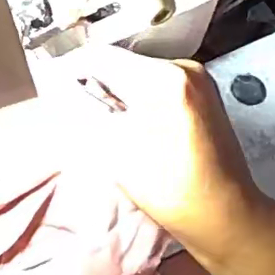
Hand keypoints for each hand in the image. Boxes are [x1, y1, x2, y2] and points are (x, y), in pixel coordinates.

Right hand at [64, 45, 274, 259]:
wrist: (226, 217)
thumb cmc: (170, 189)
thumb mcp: (114, 148)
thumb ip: (82, 109)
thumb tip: (55, 84)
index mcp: (164, 77)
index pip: (102, 56)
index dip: (70, 67)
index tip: (48, 80)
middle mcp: (184, 67)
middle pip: (122, 63)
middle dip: (93, 82)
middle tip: (68, 103)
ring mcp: (197, 79)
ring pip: (138, 74)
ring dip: (114, 91)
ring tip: (95, 115)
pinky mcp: (202, 94)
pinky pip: (157, 85)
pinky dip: (136, 98)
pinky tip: (127, 122)